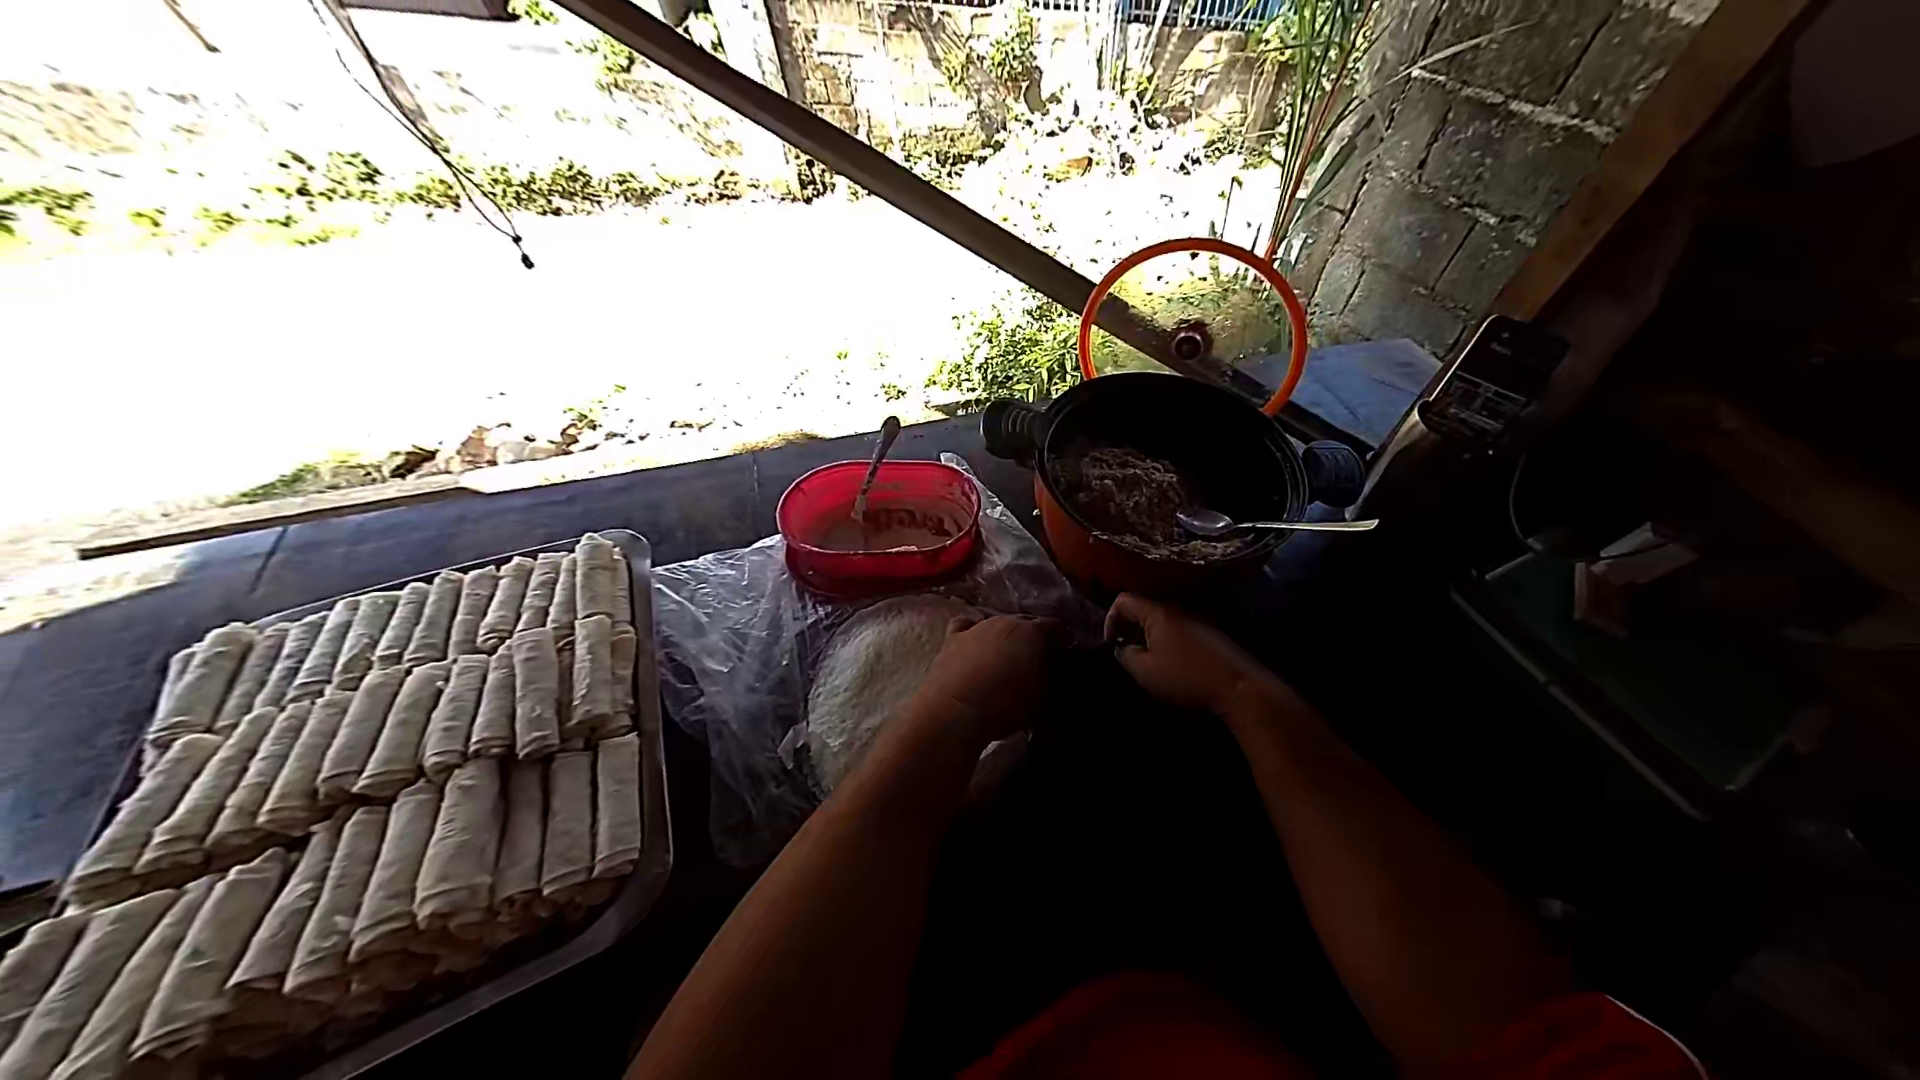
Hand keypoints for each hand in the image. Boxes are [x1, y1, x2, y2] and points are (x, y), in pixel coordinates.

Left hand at [907, 614, 1057, 744]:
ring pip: (997, 623)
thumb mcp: (1045, 698)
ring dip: (1004, 637)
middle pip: (1026, 622)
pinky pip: (966, 627)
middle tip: (1036, 659)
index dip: (1062, 641)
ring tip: (1005, 658)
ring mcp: (978, 626)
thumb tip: (1056, 671)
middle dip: (1033, 637)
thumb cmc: (1008, 705)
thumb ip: (1054, 677)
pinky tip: (973, 647)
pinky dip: (973, 635)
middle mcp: (1007, 620)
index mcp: (1035, 632)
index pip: (1057, 627)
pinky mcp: (953, 637)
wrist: (957, 710)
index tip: (1064, 655)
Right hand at [1105, 593, 1283, 714]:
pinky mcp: (1209, 634)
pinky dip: (1167, 642)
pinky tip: (1172, 665)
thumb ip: (1126, 656)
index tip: (1112, 642)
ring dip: (1148, 637)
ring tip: (1148, 662)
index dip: (1110, 619)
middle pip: (1143, 610)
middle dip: (1129, 629)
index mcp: (1158, 613)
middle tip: (1126, 653)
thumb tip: (1123, 649)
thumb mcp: (1145, 671)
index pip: (1124, 600)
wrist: (1238, 686)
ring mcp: (1196, 620)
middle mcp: (1177, 610)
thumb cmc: (1186, 676)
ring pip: (1161, 621)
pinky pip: (1178, 630)